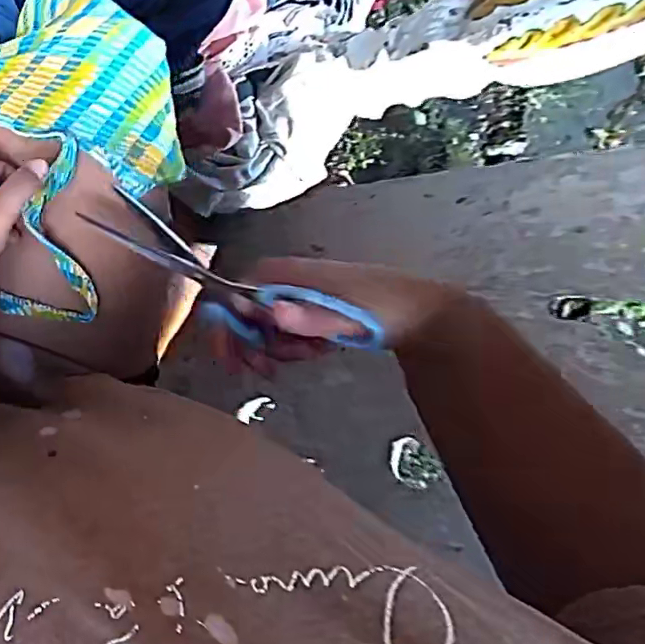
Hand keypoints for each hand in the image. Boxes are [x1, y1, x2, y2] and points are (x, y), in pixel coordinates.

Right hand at [210, 257, 468, 375]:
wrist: (420, 310)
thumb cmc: (382, 308)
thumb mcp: (344, 317)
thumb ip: (305, 316)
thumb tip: (267, 312)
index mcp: (284, 274)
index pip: (231, 294)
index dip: (224, 326)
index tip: (231, 359)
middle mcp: (281, 280)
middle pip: (241, 313)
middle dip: (250, 345)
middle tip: (268, 369)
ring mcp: (293, 293)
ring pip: (260, 325)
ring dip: (275, 348)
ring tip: (309, 353)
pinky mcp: (305, 305)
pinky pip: (280, 329)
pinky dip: (290, 346)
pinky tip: (315, 350)